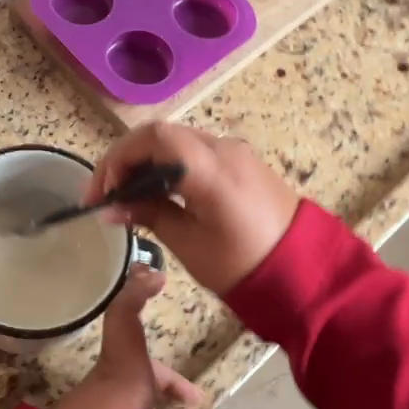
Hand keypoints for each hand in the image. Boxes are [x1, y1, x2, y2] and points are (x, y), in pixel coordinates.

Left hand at [50, 267, 241, 408]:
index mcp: (127, 367)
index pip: (128, 313)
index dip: (139, 289)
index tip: (157, 275)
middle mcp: (112, 369)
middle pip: (140, 352)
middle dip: (168, 372)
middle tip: (193, 396)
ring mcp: (98, 389)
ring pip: (134, 374)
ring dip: (159, 389)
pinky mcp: (91, 408)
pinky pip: (124, 391)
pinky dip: (144, 399)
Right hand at [84, 122, 300, 294]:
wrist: (306, 273)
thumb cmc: (243, 264)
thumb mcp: (188, 243)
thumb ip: (148, 214)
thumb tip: (112, 208)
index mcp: (210, 168)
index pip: (152, 138)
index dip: (118, 158)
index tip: (102, 193)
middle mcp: (222, 148)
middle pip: (160, 135)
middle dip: (125, 160)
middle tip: (106, 194)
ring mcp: (234, 152)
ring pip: (175, 142)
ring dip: (145, 162)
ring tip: (126, 196)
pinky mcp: (241, 162)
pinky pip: (194, 152)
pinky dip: (167, 165)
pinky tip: (156, 192)